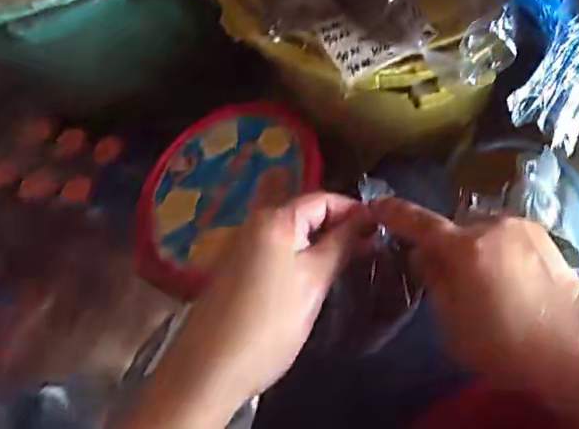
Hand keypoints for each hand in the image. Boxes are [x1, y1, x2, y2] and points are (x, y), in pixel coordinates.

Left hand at [129, 194, 372, 427]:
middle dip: (332, 219)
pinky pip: (273, 247)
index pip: (324, 198)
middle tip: (357, 240)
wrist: (202, 380)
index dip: (354, 211)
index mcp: (276, 219)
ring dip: (315, 236)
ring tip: (339, 257)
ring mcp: (239, 249)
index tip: (376, 230)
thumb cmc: (267, 324)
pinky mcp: (232, 273)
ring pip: (287, 229)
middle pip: (302, 208)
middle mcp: (254, 225)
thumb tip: (368, 219)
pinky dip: (295, 251)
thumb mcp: (314, 281)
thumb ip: (342, 243)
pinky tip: (307, 273)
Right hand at [367, 197, 578, 398]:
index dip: (397, 214)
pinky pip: (506, 234)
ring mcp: (517, 222)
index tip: (378, 203)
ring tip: (488, 283)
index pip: (422, 223)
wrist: (568, 334)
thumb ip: (435, 283)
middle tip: (452, 281)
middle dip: (449, 247)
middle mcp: (490, 224)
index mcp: (464, 248)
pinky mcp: (539, 229)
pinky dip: (499, 249)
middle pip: (457, 229)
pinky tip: (511, 277)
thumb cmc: (504, 339)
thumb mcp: (454, 325)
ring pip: (483, 230)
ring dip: (477, 248)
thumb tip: (423, 255)